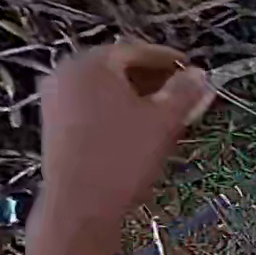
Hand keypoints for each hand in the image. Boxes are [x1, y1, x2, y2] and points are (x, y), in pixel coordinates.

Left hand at [36, 43, 212, 227]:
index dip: (168, 59)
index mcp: (92, 63)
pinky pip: (92, 105)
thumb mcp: (163, 121)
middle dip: (153, 79)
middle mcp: (67, 72)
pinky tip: (137, 128)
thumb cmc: (124, 155)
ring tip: (164, 113)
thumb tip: (201, 74)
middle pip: (118, 67)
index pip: (136, 50)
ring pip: (105, 88)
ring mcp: (56, 99)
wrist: (80, 204)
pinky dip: (117, 110)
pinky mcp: (54, 125)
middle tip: (182, 92)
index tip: (192, 70)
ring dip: (136, 96)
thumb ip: (185, 92)